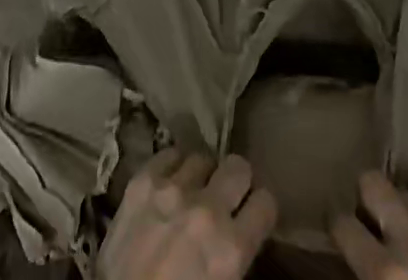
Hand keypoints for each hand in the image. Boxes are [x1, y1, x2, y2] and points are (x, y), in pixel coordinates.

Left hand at [97, 150, 278, 279]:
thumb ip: (237, 253)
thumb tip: (241, 230)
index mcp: (233, 248)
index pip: (266, 202)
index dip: (261, 206)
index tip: (253, 211)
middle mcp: (207, 210)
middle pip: (238, 167)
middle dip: (238, 180)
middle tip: (228, 193)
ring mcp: (171, 190)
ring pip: (202, 157)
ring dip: (203, 173)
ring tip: (196, 187)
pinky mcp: (141, 181)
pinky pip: (168, 155)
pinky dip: (174, 165)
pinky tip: (171, 180)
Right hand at [329, 173, 407, 279]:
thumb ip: (366, 279)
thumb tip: (349, 261)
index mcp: (386, 274)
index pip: (340, 222)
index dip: (339, 230)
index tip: (344, 238)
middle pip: (373, 183)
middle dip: (366, 200)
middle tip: (372, 223)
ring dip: (403, 208)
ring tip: (406, 230)